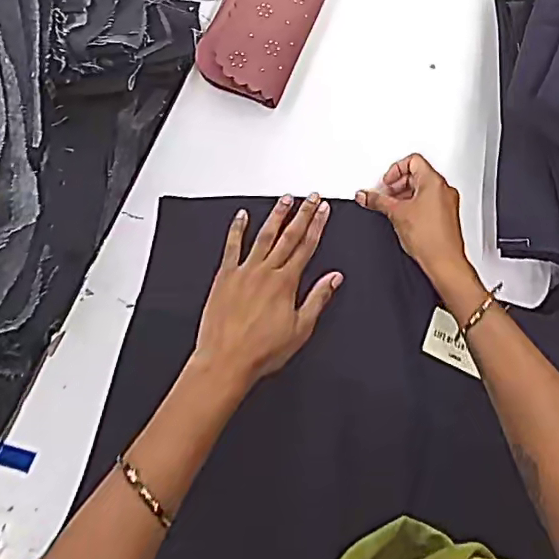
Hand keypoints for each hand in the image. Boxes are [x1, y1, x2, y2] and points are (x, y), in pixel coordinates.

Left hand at [192, 195, 341, 387]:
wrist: (226, 360)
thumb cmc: (261, 351)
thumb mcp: (300, 329)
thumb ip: (317, 298)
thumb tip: (333, 279)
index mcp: (285, 283)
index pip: (306, 246)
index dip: (317, 225)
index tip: (323, 211)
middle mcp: (266, 272)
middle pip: (288, 235)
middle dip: (302, 214)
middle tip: (311, 198)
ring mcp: (244, 271)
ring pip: (264, 235)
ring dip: (276, 215)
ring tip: (285, 199)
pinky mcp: (225, 277)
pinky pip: (232, 246)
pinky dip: (237, 229)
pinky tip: (242, 216)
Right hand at [355, 154, 477, 301]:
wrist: (444, 262)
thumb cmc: (429, 239)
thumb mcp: (396, 214)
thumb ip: (377, 200)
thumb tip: (365, 195)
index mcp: (434, 181)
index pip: (413, 161)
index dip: (395, 169)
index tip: (386, 183)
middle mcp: (444, 189)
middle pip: (417, 174)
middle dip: (398, 183)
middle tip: (385, 195)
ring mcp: (447, 202)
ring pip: (423, 188)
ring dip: (405, 195)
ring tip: (392, 208)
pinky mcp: (446, 215)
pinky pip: (429, 201)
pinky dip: (414, 205)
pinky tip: (404, 218)